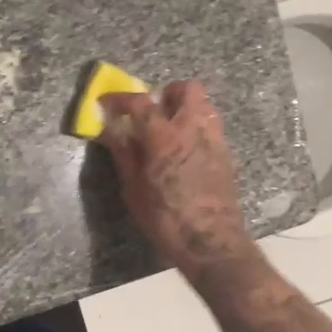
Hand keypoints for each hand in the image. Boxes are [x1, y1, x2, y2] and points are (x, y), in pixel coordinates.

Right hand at [99, 80, 256, 279]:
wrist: (210, 242)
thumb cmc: (165, 219)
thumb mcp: (133, 189)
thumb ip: (123, 153)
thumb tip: (110, 129)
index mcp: (165, 137)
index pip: (141, 102)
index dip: (120, 98)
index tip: (106, 101)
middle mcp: (194, 129)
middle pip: (186, 89)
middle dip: (165, 93)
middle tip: (149, 112)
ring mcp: (215, 140)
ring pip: (203, 105)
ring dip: (183, 109)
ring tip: (166, 130)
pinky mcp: (225, 154)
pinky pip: (210, 127)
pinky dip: (194, 129)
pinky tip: (182, 152)